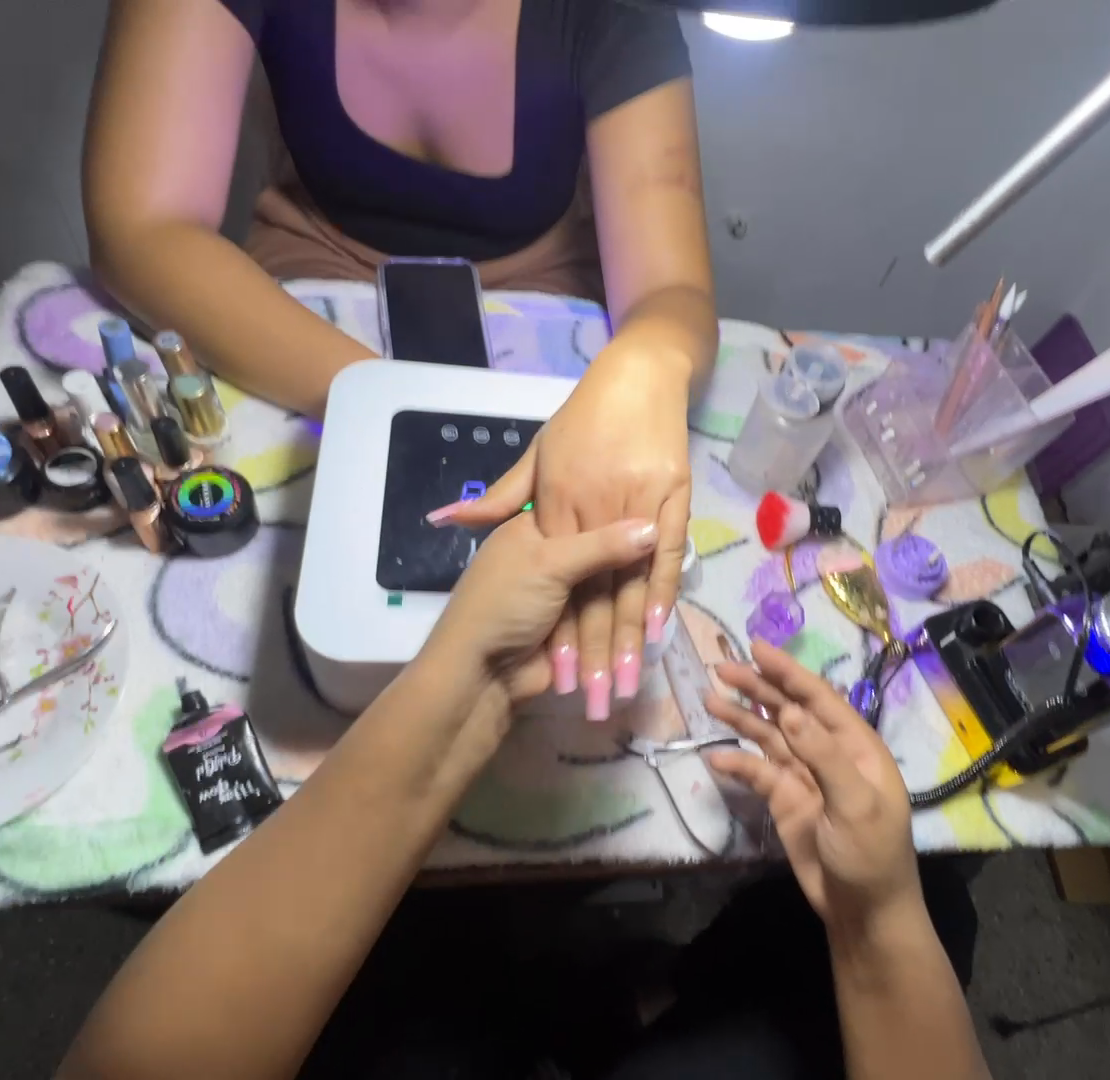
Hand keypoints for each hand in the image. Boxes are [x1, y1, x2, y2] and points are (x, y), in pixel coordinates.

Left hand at [422, 511, 659, 712]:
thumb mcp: (550, 563)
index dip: (625, 519)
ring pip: (609, 591)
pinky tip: (654, 625)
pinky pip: (609, 620)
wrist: (480, 672)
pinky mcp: (574, 626)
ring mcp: (563, 592)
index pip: (590, 512)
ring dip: (631, 606)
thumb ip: (602, 544)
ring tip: (664, 603)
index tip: (663, 523)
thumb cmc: (504, 603)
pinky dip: (627, 625)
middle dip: (633, 567)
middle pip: (604, 554)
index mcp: (537, 525)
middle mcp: (552, 554)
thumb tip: (654, 528)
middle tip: (673, 564)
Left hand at [440, 346, 691, 721]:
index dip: (561, 633)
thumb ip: (503, 499)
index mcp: (555, 509)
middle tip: (596, 702)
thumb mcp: (536, 464)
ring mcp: (627, 513)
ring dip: (627, 643)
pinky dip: (660, 594)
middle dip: (593, 655)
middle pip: (592, 597)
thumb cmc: (581, 425)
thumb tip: (445, 519)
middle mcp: (588, 517)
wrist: (633, 381)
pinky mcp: (665, 507)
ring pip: (625, 590)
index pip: (558, 584)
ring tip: (626, 687)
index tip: (553, 678)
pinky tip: (659, 631)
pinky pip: (663, 559)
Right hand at [705, 642, 921, 931]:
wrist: (863, 911)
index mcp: (853, 745)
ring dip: (741, 718)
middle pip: (787, 710)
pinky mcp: (784, 799)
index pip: (817, 698)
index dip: (787, 671)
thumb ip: (823, 756)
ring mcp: (803, 775)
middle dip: (757, 688)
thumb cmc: (872, 854)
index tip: (756, 647)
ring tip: (709, 700)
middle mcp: (826, 752)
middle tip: (721, 668)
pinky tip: (714, 756)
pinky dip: (736, 762)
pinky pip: (756, 772)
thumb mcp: (855, 804)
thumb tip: (790, 710)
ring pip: (767, 736)